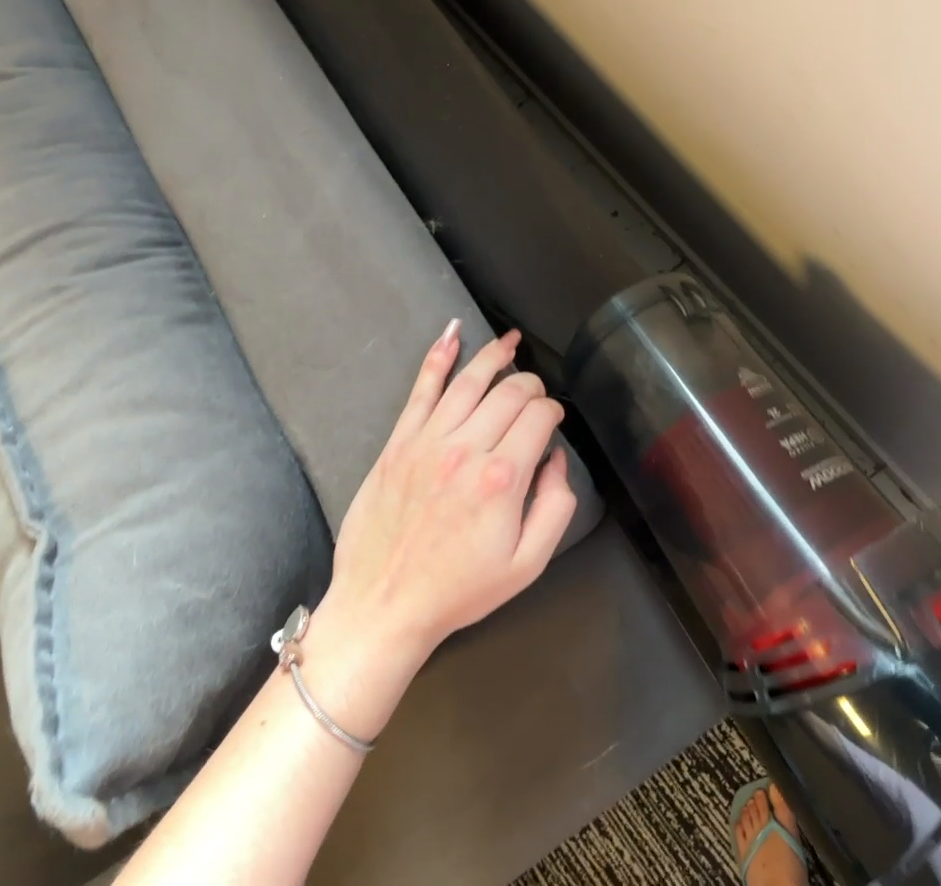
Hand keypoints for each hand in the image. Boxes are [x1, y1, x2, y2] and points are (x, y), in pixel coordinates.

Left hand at [320, 320, 579, 662]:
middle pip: (510, 392)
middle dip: (531, 384)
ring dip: (494, 356)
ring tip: (510, 342)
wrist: (384, 606)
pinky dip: (437, 357)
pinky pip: (421, 390)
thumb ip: (556, 506)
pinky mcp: (397, 444)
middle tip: (536, 395)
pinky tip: (452, 334)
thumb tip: (556, 460)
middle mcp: (466, 450)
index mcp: (503, 478)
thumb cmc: (460, 590)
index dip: (554, 411)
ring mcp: (427, 442)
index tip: (553, 423)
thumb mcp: (528, 563)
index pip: (539, 416)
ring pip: (469, 381)